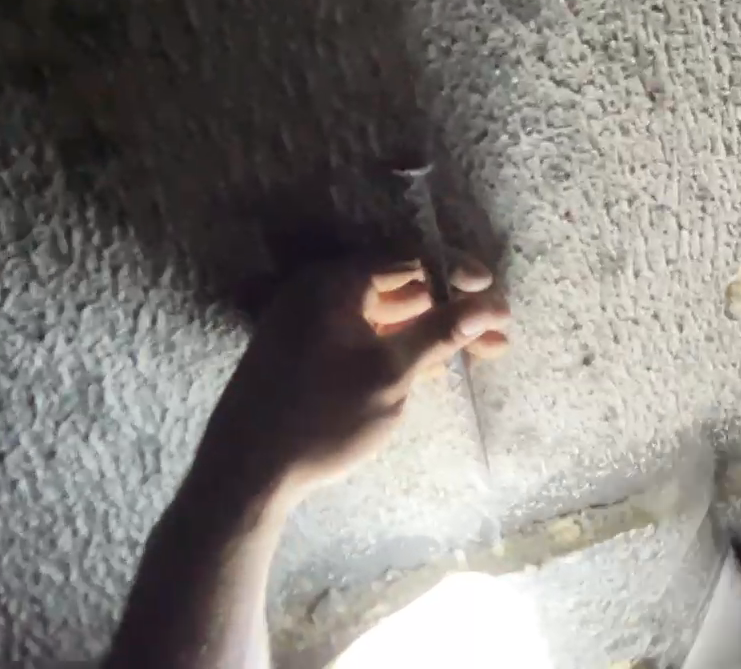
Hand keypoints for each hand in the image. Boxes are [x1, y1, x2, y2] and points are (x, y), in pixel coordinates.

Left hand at [194, 256, 510, 504]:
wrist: (243, 483)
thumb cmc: (320, 418)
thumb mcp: (391, 373)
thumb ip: (442, 331)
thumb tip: (490, 304)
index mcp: (333, 283)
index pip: (410, 257)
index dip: (456, 270)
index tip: (490, 291)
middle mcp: (323, 292)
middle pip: (405, 285)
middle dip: (455, 306)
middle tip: (497, 327)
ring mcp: (317, 323)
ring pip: (393, 313)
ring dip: (437, 328)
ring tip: (486, 348)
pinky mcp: (316, 353)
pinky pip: (372, 335)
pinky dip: (407, 345)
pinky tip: (443, 364)